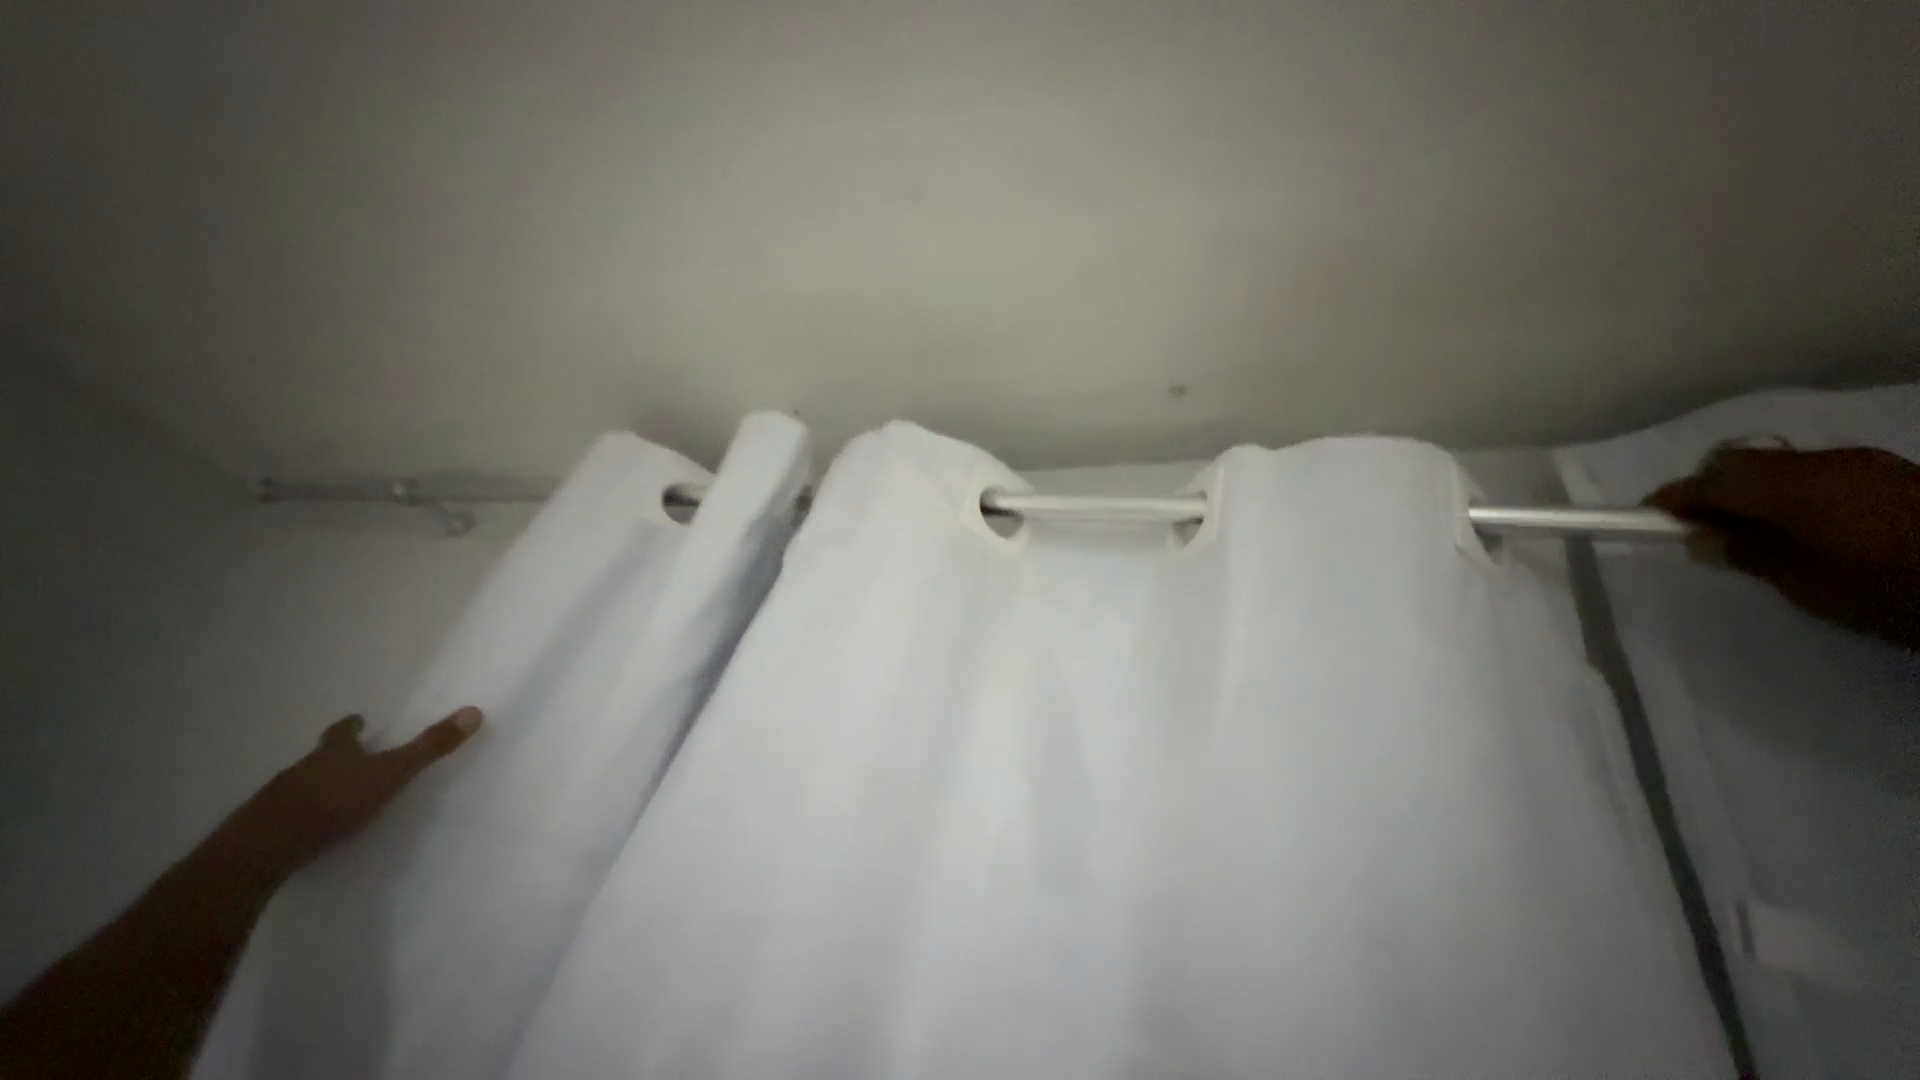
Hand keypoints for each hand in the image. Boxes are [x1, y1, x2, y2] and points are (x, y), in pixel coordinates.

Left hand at [228, 707, 482, 873]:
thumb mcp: (392, 773)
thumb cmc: (334, 803)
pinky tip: (307, 826)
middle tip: (349, 756)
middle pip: (320, 756)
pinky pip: (284, 813)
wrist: (264, 847)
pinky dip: (298, 813)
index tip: (357, 721)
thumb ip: (430, 747)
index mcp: (334, 752)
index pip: (343, 733)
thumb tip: (474, 711)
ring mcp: (277, 797)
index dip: (351, 727)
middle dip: (334, 755)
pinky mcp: (261, 827)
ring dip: (316, 784)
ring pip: (301, 783)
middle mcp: (303, 767)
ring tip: (332, 793)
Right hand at [1644, 446, 1919, 649]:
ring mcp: (1865, 464)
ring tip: (1759, 534)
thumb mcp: (1809, 585)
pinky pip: (1822, 476)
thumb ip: (1749, 553)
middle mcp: (1820, 462)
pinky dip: (1797, 496)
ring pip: (1783, 468)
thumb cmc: (1892, 586)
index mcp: (1787, 486)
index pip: (1706, 479)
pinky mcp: (1897, 476)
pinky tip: (1812, 529)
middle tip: (1705, 529)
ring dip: (1758, 493)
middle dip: (1714, 490)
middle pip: (1742, 463)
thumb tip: (1704, 536)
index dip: (1672, 498)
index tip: (1647, 519)